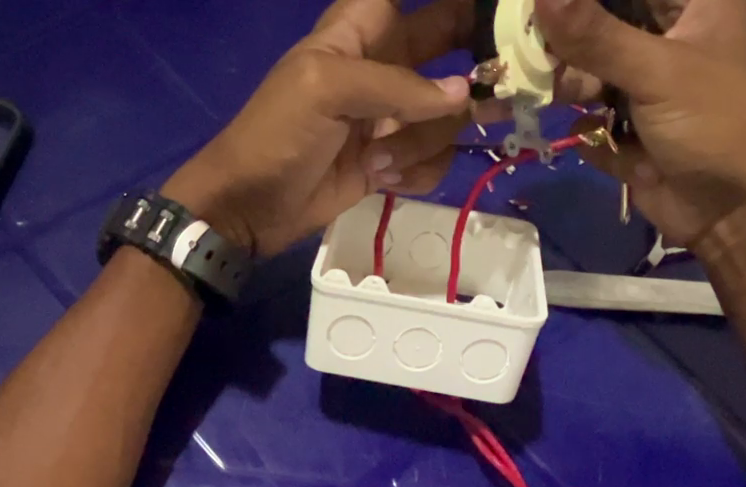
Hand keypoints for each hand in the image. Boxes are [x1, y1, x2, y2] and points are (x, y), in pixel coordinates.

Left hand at [163, 0, 479, 257]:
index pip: (418, 1)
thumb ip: (397, 86)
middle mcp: (384, 68)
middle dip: (469, 75)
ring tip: (379, 160)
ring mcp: (388, 120)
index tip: (493, 17)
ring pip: (445, 120)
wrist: (249, 207)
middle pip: (449, 54)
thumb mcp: (328, 88)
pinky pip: (430, 162)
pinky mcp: (388, 164)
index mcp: (363, 30)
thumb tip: (463, 97)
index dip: (457, 8)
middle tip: (496, 92)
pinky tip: (384, 181)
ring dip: (420, 143)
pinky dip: (414, 174)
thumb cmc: (277, 134)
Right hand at [536, 0, 745, 267]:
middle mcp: (669, 38)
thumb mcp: (658, 71)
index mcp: (694, 2)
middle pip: (602, 24)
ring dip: (567, 86)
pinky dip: (585, 132)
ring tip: (541, 94)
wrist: (737, 214)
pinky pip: (593, 123)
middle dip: (565, 39)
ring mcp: (647, 90)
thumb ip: (595, 34)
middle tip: (524, 49)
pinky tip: (590, 138)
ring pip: (591, 74)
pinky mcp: (631, 134)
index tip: (540, 6)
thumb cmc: (717, 125)